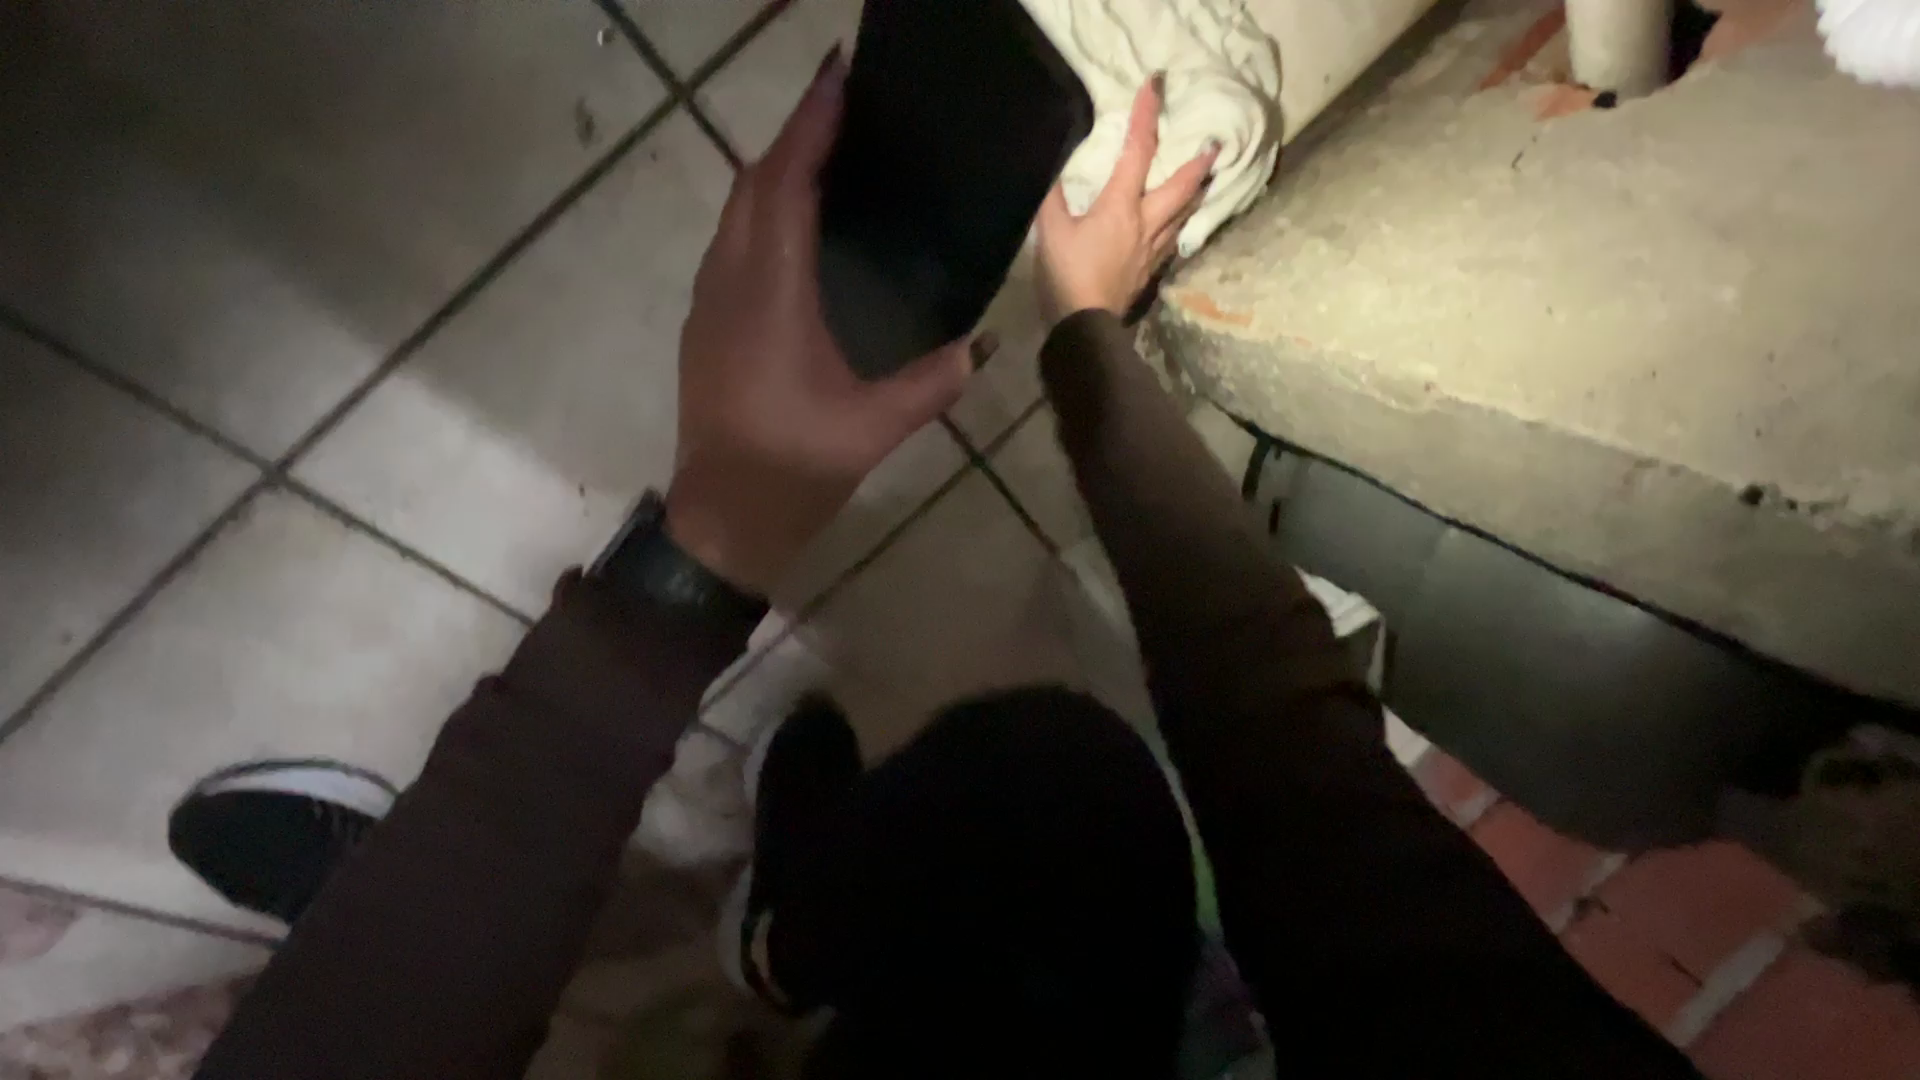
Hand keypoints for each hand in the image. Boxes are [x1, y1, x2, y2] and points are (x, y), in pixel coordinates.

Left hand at [666, 49, 978, 594]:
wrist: (724, 520)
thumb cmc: (795, 470)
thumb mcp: (874, 430)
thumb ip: (931, 384)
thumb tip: (979, 347)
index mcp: (769, 299)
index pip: (784, 187)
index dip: (809, 128)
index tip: (840, 81)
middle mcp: (728, 287)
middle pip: (751, 186)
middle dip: (792, 140)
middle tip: (843, 114)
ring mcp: (708, 307)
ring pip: (734, 216)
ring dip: (773, 177)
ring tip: (824, 162)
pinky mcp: (704, 329)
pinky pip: (730, 248)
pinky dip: (760, 218)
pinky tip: (795, 235)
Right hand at [1035, 77, 1218, 322]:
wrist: (1084, 326)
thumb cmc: (1067, 276)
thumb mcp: (1051, 233)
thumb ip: (1054, 200)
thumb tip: (1056, 174)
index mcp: (1121, 206)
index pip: (1138, 151)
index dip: (1147, 115)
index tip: (1156, 86)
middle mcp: (1146, 222)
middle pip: (1182, 186)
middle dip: (1198, 163)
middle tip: (1214, 147)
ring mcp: (1153, 250)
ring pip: (1184, 214)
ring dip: (1196, 194)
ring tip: (1204, 181)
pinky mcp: (1150, 272)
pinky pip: (1172, 241)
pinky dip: (1180, 225)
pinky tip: (1178, 226)